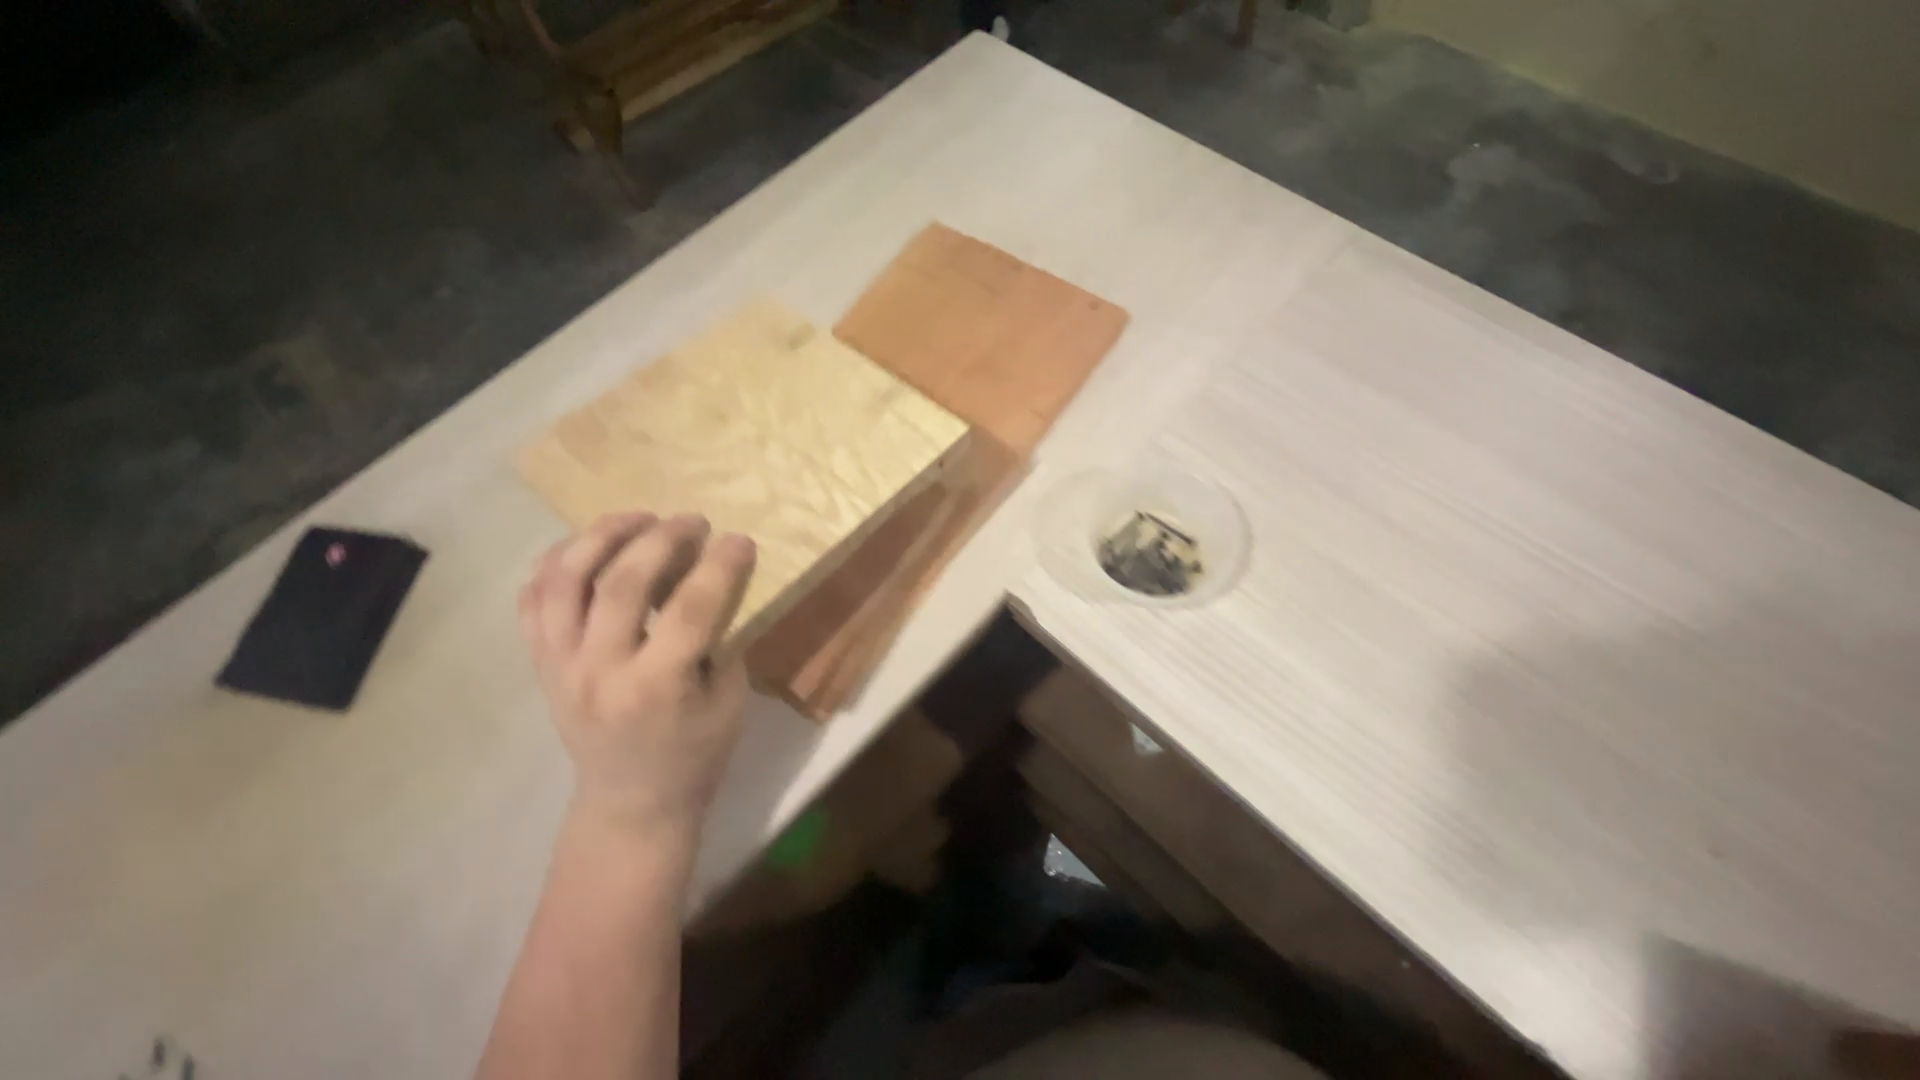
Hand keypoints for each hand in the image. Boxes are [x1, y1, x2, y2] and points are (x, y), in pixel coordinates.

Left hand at [519, 511, 757, 841]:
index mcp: (656, 687)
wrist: (630, 802)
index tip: (739, 539)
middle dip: (662, 539)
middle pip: (621, 583)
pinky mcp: (540, 664)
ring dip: (601, 537)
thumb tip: (716, 581)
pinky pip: (532, 599)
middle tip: (691, 521)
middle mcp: (600, 671)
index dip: (719, 566)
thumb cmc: (694, 756)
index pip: (689, 609)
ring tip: (636, 519)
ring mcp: (560, 666)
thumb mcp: (728, 704)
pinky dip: (556, 563)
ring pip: (565, 581)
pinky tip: (588, 547)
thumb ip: (721, 642)